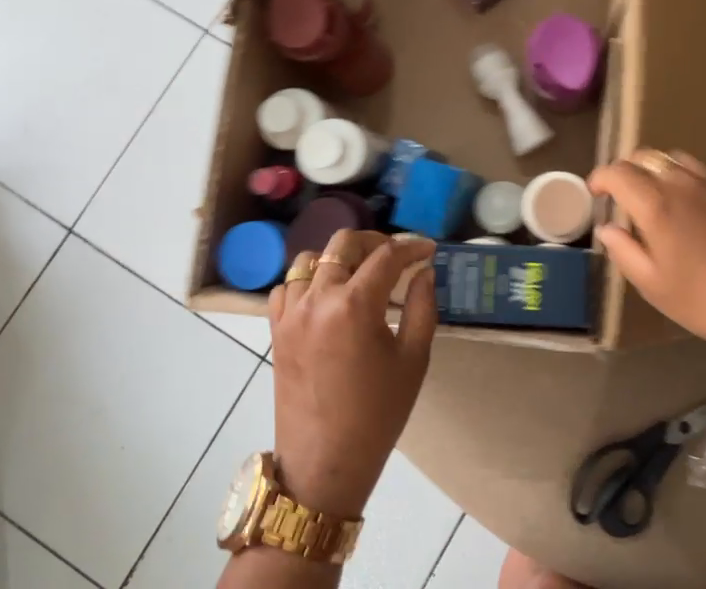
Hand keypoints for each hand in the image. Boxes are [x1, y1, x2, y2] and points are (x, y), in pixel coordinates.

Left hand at [267, 230, 437, 516]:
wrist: (325, 463)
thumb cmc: (377, 415)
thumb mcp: (413, 360)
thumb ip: (422, 307)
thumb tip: (424, 272)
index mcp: (355, 305)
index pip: (387, 256)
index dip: (412, 247)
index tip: (429, 250)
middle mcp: (317, 299)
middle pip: (343, 244)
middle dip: (374, 242)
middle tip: (396, 258)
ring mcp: (291, 313)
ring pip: (310, 259)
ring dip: (338, 259)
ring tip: (360, 276)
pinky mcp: (276, 330)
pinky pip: (286, 287)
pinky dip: (308, 281)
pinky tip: (327, 297)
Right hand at [590, 150, 705, 364]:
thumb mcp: (653, 285)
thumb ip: (624, 250)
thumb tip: (608, 228)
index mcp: (656, 203)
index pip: (618, 172)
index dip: (600, 178)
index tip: (595, 193)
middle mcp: (683, 182)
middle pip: (645, 157)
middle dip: (626, 170)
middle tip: (621, 195)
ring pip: (675, 159)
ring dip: (656, 170)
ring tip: (655, 197)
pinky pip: (703, 172)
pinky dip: (686, 179)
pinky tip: (692, 208)